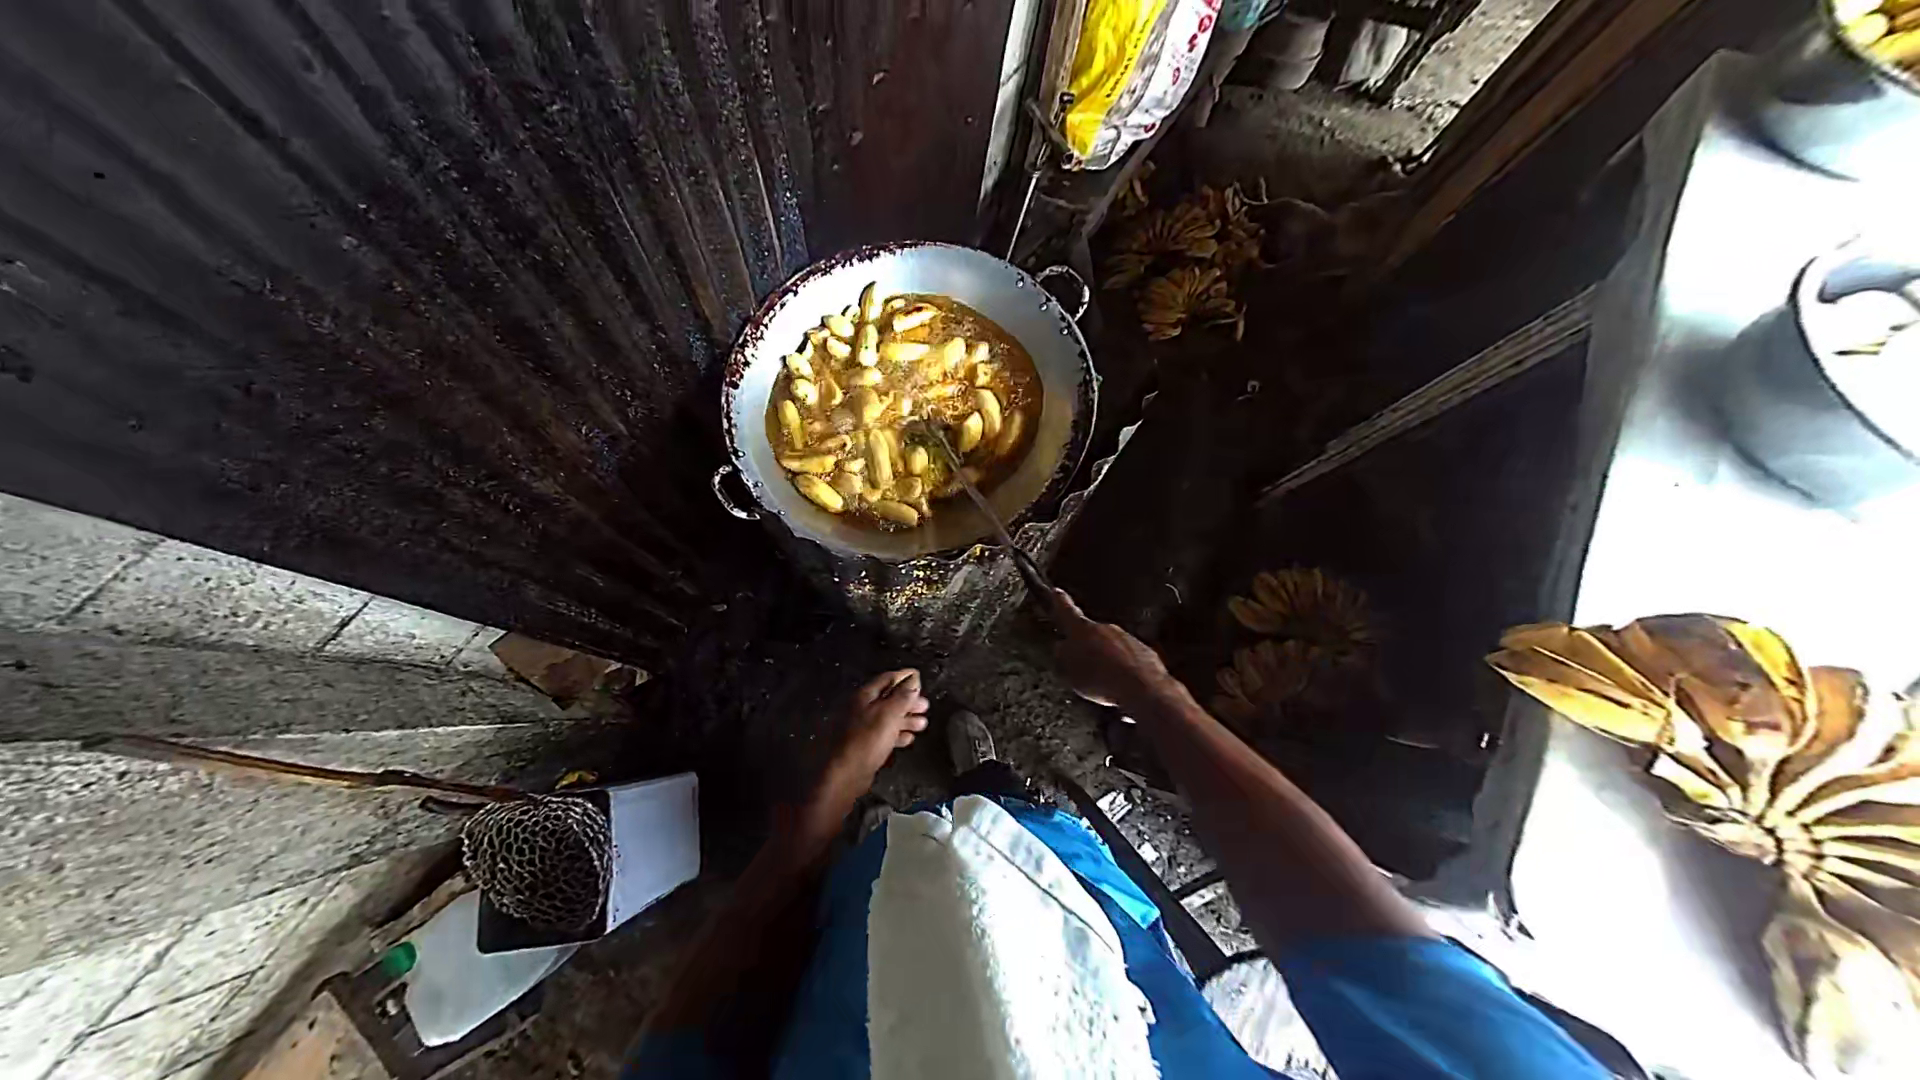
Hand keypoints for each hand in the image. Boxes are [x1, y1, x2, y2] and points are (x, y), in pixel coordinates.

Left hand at [801, 669, 929, 837]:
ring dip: (906, 718)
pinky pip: (884, 734)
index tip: (920, 677)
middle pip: (889, 698)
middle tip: (925, 706)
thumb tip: (913, 680)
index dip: (905, 677)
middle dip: (908, 701)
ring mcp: (861, 727)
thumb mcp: (889, 714)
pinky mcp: (864, 744)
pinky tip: (908, 738)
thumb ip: (903, 696)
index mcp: (865, 696)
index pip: (888, 679)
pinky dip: (897, 734)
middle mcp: (861, 708)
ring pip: (888, 717)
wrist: (846, 774)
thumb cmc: (867, 740)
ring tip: (922, 724)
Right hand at [1051, 589, 1183, 709]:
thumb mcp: (1068, 671)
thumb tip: (1061, 647)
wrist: (1143, 689)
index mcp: (1082, 630)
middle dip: (1086, 647)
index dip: (1059, 602)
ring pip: (1111, 648)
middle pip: (1091, 634)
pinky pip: (1128, 660)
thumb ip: (1061, 655)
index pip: (1067, 610)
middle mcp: (1106, 628)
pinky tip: (1121, 687)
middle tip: (1081, 667)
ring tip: (1103, 685)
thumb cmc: (1101, 679)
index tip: (1057, 592)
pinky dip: (1123, 671)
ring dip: (1106, 662)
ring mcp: (1127, 639)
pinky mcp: (1145, 653)